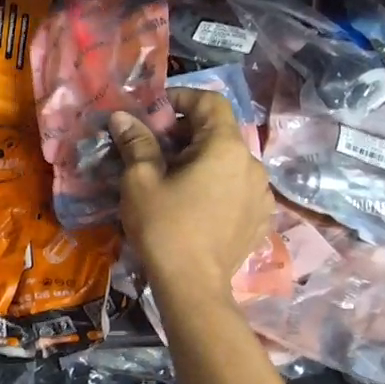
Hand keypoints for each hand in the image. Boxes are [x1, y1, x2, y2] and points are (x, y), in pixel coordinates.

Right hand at [113, 88, 273, 309]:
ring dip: (200, 158)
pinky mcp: (260, 216)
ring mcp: (261, 192)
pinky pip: (236, 186)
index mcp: (225, 147)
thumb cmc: (164, 225)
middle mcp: (252, 163)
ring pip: (228, 160)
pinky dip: (214, 182)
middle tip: (152, 146)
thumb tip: (123, 116)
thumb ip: (136, 142)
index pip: (210, 102)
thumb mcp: (140, 180)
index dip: (181, 98)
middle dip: (185, 131)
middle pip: (219, 131)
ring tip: (171, 176)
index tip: (152, 111)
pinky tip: (192, 202)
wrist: (193, 285)